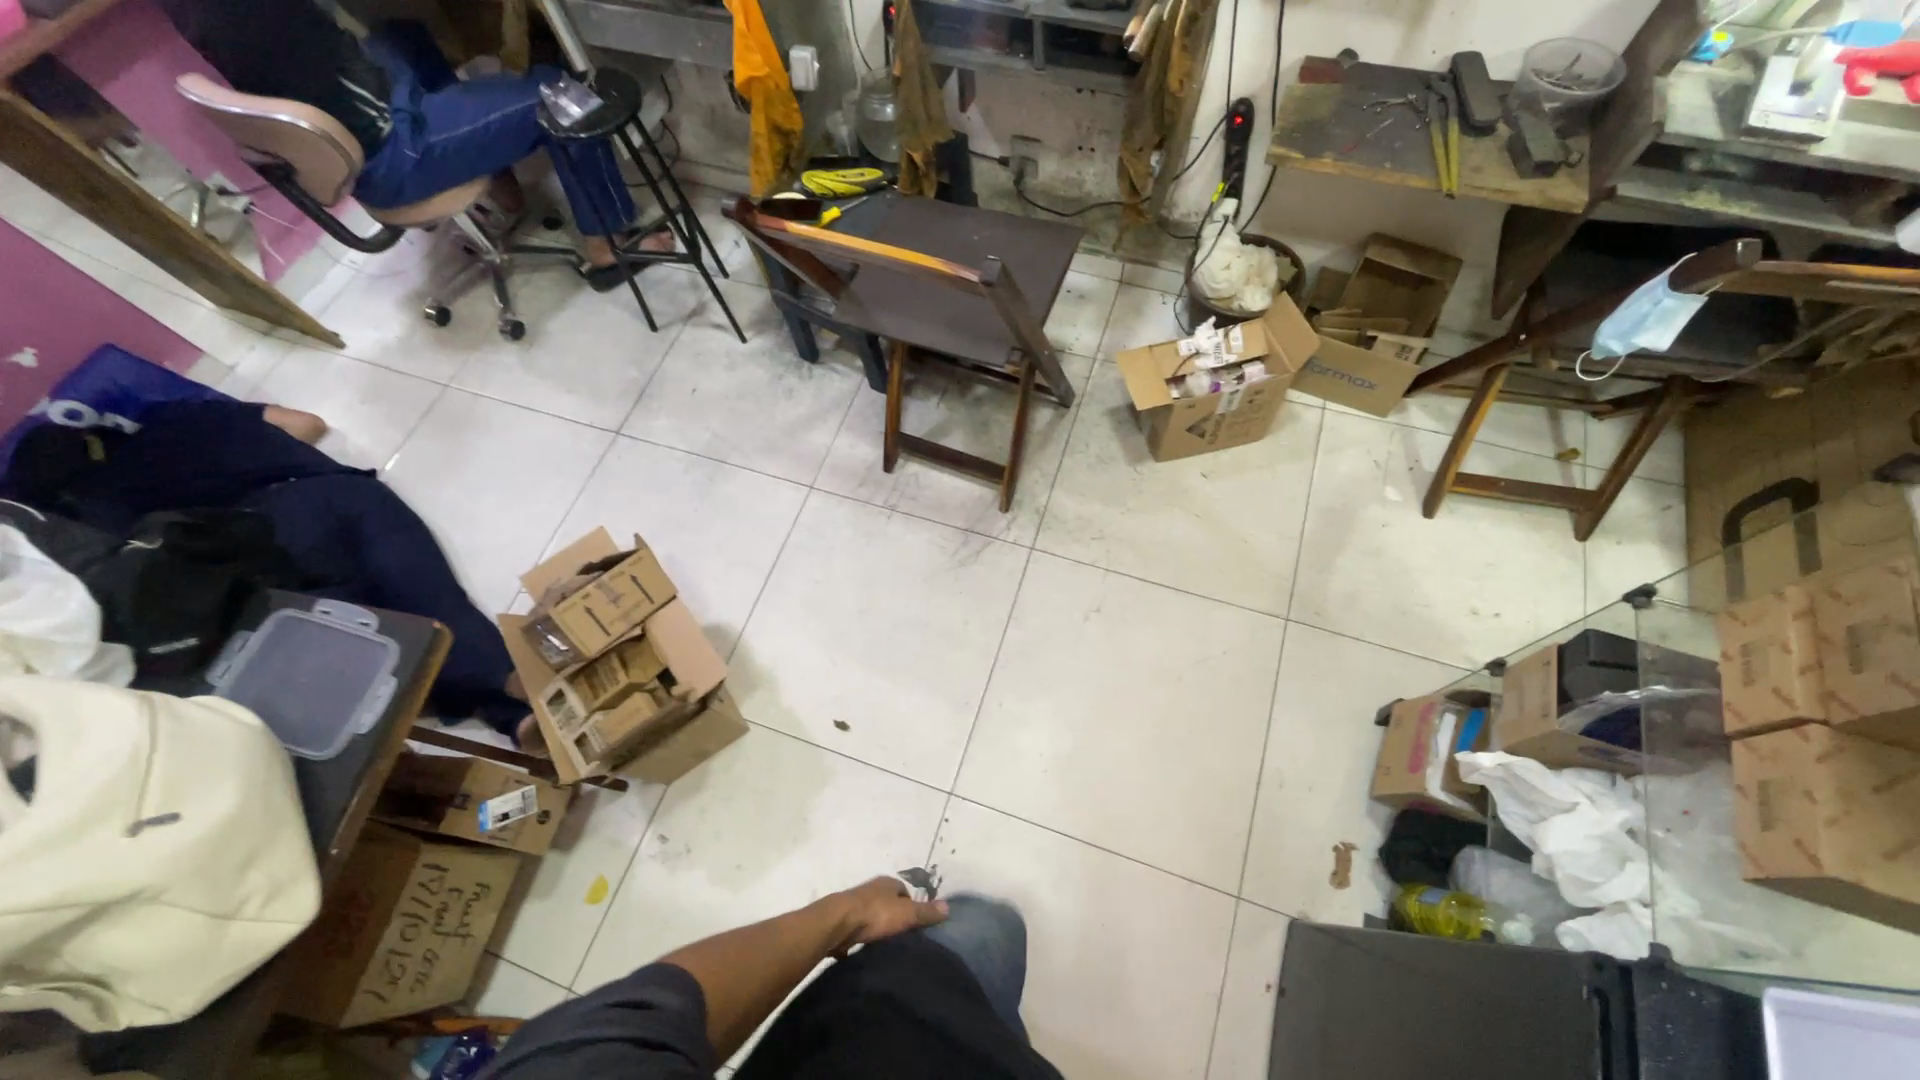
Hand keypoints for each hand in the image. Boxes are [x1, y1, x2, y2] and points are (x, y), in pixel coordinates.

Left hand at [826, 876, 948, 951]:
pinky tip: (867, 950)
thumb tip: (948, 907)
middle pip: (887, 902)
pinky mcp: (842, 921)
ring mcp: (854, 904)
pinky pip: (857, 929)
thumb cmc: (876, 914)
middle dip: (894, 916)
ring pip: (872, 915)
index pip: (904, 891)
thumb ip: (926, 911)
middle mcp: (870, 889)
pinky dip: (862, 938)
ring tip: (887, 945)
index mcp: (887, 882)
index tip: (916, 923)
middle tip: (904, 935)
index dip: (911, 905)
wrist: (838, 924)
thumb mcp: (907, 913)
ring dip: (877, 926)